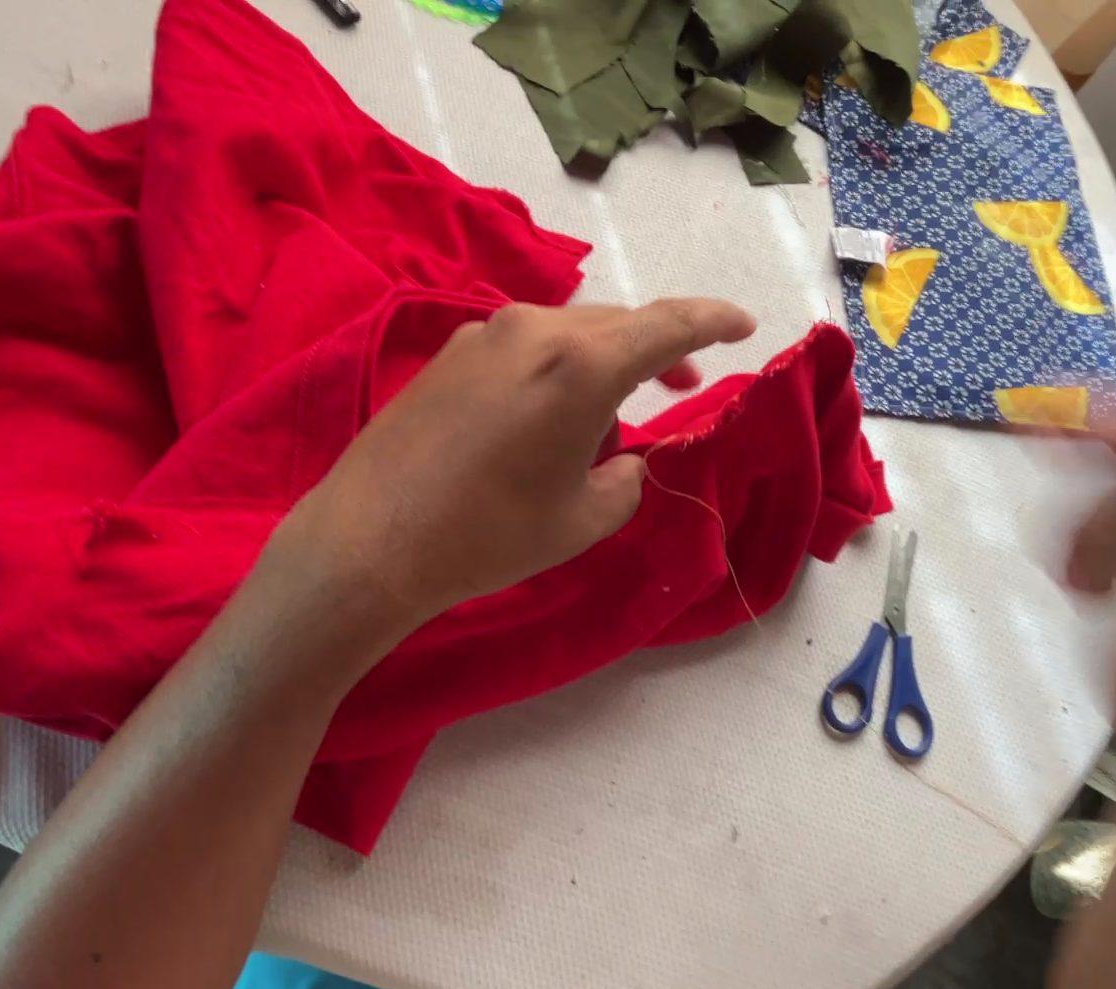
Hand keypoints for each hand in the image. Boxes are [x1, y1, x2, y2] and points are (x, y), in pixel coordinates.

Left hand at [280, 299, 756, 621]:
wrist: (372, 540)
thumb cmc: (489, 536)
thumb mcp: (582, 521)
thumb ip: (625, 479)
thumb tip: (621, 459)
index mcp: (582, 362)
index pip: (669, 325)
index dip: (714, 321)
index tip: (743, 324)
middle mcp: (534, 328)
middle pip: (617, 325)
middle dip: (657, 352)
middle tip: (680, 388)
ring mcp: (483, 334)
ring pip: (568, 334)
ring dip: (601, 365)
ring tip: (605, 421)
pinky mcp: (447, 353)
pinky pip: (524, 347)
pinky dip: (554, 371)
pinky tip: (544, 417)